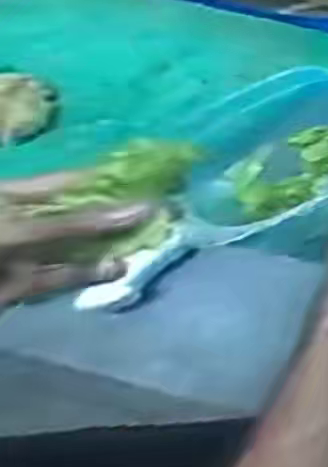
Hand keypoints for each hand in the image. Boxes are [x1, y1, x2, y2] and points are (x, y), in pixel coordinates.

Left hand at [0, 172, 152, 306]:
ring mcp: (15, 258)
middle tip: (172, 213)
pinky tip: (115, 270)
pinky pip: (57, 278)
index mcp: (12, 197)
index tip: (166, 178)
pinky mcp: (14, 287)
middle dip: (122, 217)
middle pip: (80, 216)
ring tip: (149, 244)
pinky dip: (87, 275)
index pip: (74, 182)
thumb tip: (149, 205)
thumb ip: (77, 221)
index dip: (117, 179)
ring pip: (73, 248)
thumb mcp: (12, 228)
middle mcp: (17, 223)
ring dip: (110, 248)